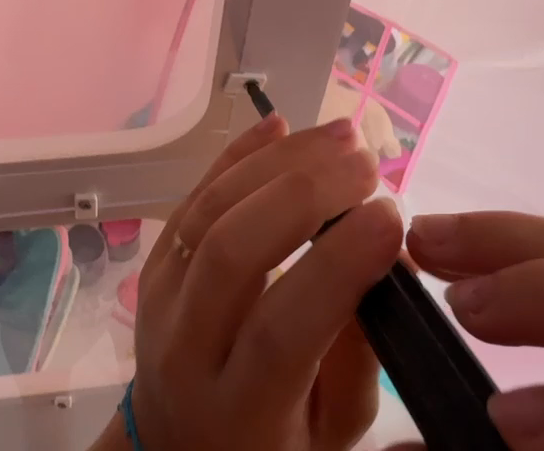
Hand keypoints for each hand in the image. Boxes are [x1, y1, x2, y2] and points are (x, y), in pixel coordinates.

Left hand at [96, 115, 401, 450]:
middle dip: (304, 194)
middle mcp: (184, 345)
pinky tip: (280, 124)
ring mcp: (159, 293)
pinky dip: (236, 155)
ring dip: (277, 161)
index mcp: (237, 409)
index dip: (335, 265)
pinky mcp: (151, 258)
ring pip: (209, 209)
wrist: (173, 443)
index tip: (391, 215)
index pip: (279, 329)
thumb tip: (388, 259)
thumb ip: (358, 355)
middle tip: (367, 164)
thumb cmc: (270, 446)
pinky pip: (192, 195)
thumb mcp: (330, 431)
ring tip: (341, 136)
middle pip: (231, 250)